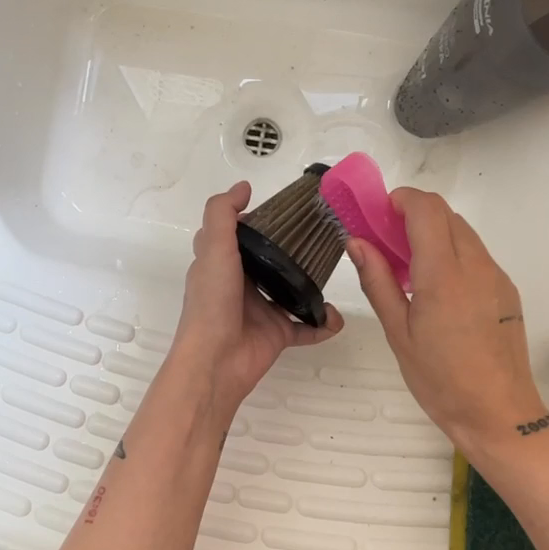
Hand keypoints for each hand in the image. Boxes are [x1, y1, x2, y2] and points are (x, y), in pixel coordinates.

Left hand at [166, 181, 343, 422]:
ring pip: (290, 294)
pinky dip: (322, 324)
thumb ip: (223, 214)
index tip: (280, 211)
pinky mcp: (276, 336)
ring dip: (312, 287)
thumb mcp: (214, 248)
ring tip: (335, 272)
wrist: (216, 361)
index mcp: (220, 265)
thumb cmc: (212, 302)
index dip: (250, 222)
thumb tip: (243, 187)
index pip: (233, 238)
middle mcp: (239, 287)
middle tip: (322, 236)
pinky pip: (305, 328)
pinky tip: (336, 318)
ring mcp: (259, 312)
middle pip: (267, 264)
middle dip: (290, 252)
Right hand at [349, 188, 548, 453]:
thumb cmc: (439, 379)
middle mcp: (476, 266)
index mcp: (444, 275)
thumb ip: (378, 281)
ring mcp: (496, 277)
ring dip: (430, 234)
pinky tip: (430, 289)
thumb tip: (357, 242)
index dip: (399, 200)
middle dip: (411, 215)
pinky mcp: (505, 291)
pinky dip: (448, 254)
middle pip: (446, 215)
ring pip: (462, 233)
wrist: (497, 412)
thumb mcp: (398, 332)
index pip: (427, 210)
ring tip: (402, 268)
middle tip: (381, 242)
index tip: (374, 215)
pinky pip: (474, 256)